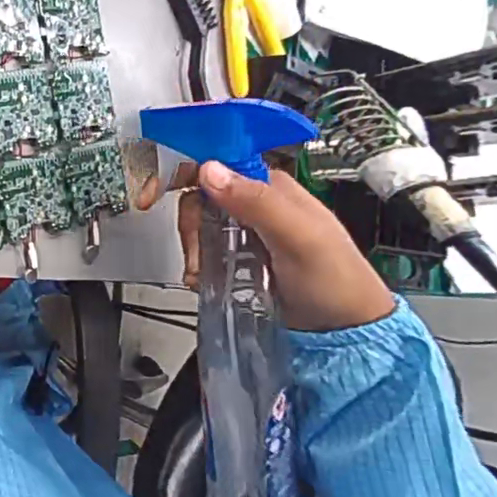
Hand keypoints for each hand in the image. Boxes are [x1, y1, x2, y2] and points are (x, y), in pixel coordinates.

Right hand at [137, 160, 394, 332]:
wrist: (344, 332)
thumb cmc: (335, 283)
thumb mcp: (300, 238)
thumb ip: (257, 202)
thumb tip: (209, 170)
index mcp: (271, 187)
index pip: (217, 164)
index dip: (182, 172)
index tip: (152, 193)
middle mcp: (256, 202)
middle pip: (199, 196)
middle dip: (188, 224)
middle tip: (193, 254)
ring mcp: (246, 228)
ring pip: (198, 222)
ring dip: (192, 247)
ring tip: (202, 273)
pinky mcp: (238, 253)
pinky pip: (204, 246)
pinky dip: (196, 261)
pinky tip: (203, 277)